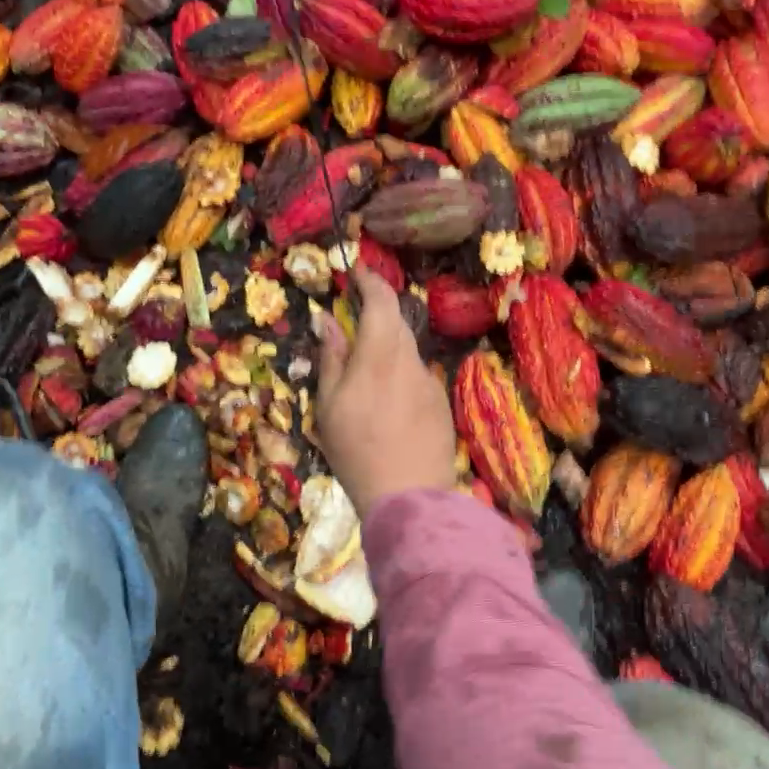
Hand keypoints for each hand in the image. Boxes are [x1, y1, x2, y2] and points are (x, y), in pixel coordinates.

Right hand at [315, 268, 456, 516]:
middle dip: (378, 310)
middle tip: (355, 316)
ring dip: (388, 343)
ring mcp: (429, 381)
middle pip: (397, 320)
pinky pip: (417, 374)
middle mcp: (409, 360)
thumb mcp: (328, 406)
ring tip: (367, 366)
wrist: (408, 495)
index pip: (381, 301)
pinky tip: (388, 401)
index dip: (370, 281)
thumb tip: (327, 319)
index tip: (356, 273)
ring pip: (408, 348)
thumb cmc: (356, 451)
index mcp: (378, 356)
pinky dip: (400, 371)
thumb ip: (331, 357)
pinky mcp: (440, 402)